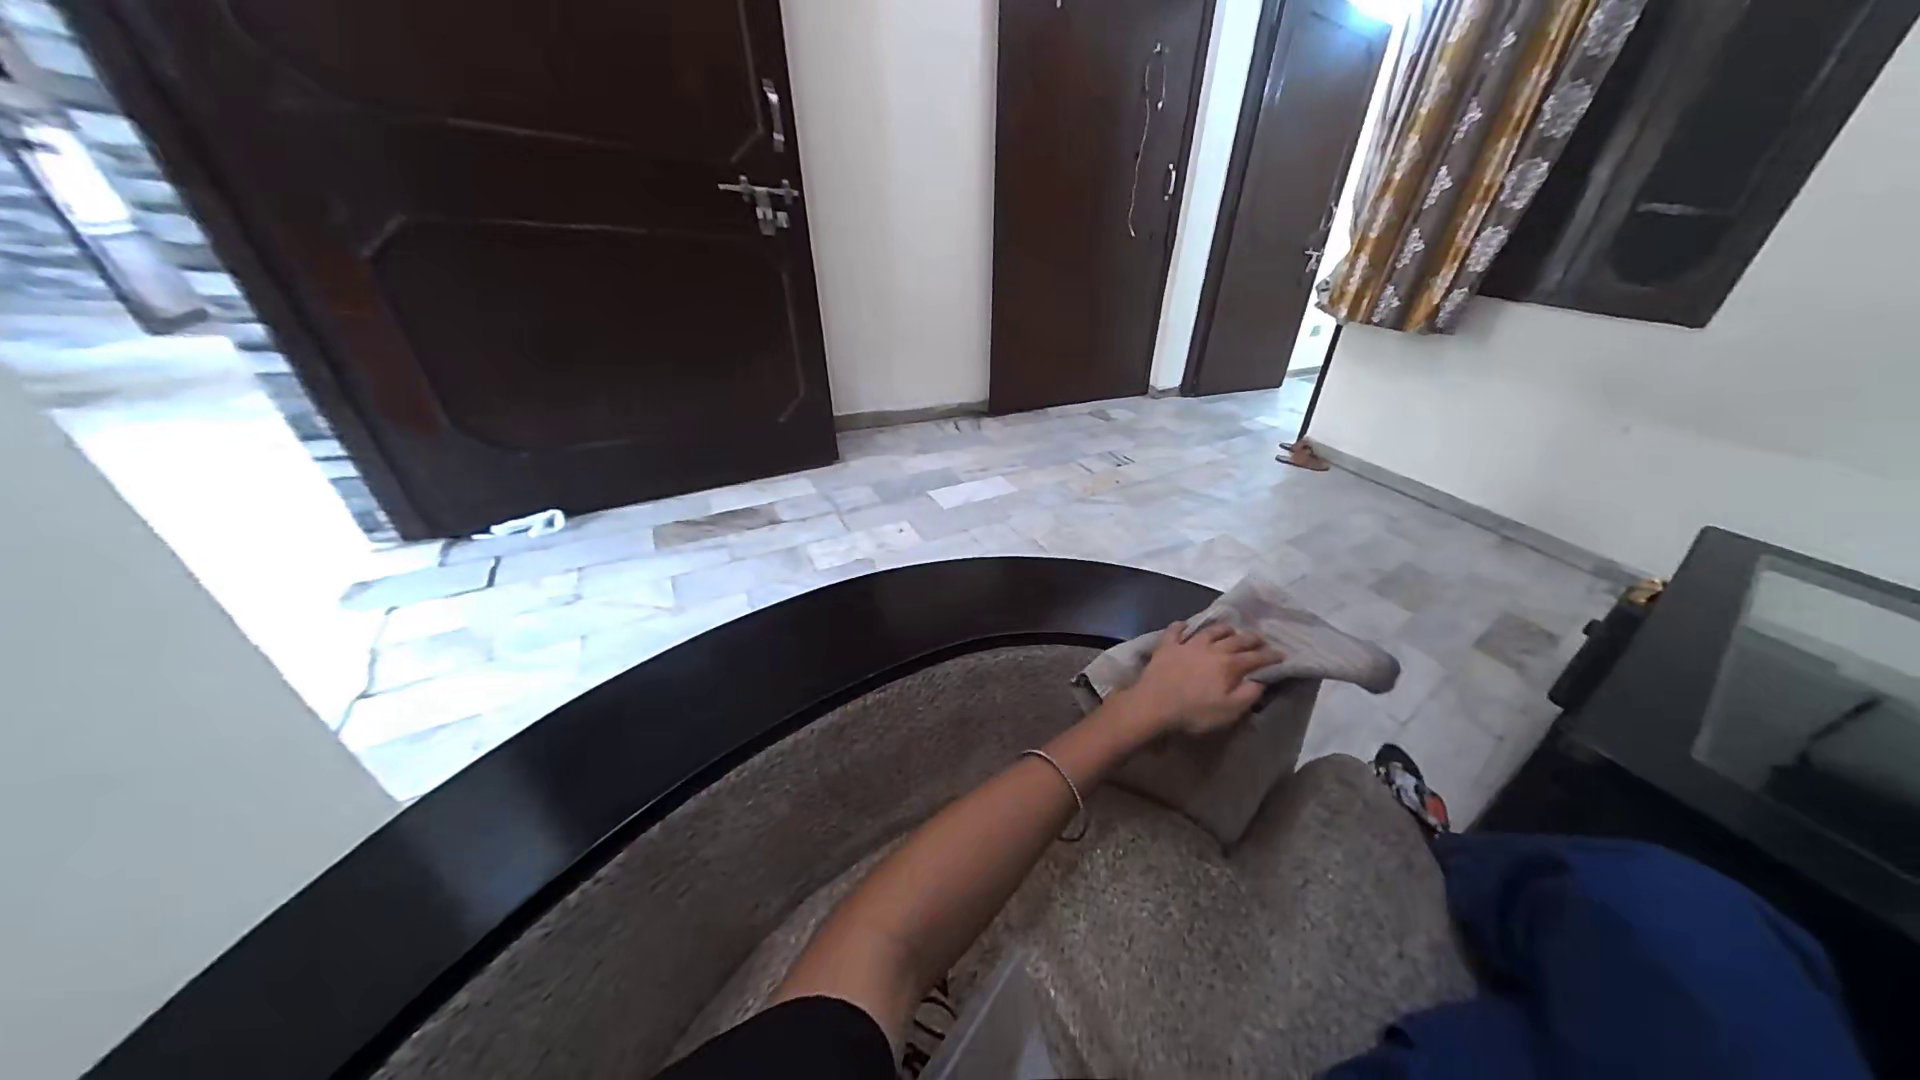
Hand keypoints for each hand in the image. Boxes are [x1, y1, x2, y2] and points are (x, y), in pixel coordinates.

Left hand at [1120, 621, 1282, 736]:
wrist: (1154, 704)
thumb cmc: (1194, 712)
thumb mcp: (1229, 711)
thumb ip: (1248, 694)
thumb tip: (1261, 681)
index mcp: (1229, 665)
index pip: (1255, 658)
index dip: (1270, 656)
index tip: (1281, 655)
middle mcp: (1211, 649)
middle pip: (1236, 640)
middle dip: (1251, 639)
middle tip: (1260, 638)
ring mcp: (1187, 645)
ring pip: (1209, 631)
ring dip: (1222, 629)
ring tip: (1231, 628)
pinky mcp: (1167, 646)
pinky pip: (1175, 631)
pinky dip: (1181, 626)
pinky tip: (1184, 624)